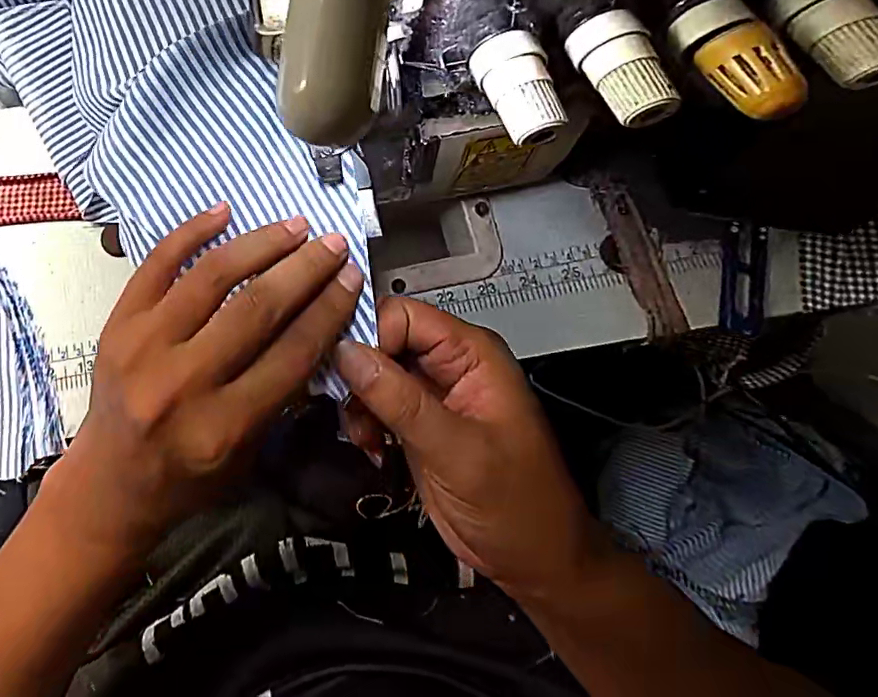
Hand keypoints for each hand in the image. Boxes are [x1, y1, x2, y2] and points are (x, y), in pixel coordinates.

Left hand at [44, 203, 364, 553]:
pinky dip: (192, 231)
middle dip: (305, 269)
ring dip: (261, 244)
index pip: (292, 352)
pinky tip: (224, 212)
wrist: (107, 483)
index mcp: (221, 427)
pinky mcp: (118, 322)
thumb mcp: (247, 453)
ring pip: (213, 276)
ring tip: (294, 226)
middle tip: (332, 244)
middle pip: (257, 308)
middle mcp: (181, 383)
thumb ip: (283, 392)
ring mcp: (143, 346)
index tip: (351, 277)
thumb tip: (320, 321)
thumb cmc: (185, 476)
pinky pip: (158, 262)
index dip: (329, 308)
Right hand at [334, 298, 604, 602]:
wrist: (534, 562)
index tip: (344, 368)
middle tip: (346, 405)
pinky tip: (371, 445)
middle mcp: (450, 364)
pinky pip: (376, 400)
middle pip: (383, 338)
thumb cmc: (518, 505)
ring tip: (363, 434)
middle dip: (358, 371)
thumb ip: (400, 400)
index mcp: (472, 353)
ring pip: (373, 370)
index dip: (369, 335)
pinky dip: (364, 420)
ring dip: (358, 400)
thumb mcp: (457, 451)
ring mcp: (431, 392)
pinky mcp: (417, 419)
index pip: (404, 316)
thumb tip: (349, 354)